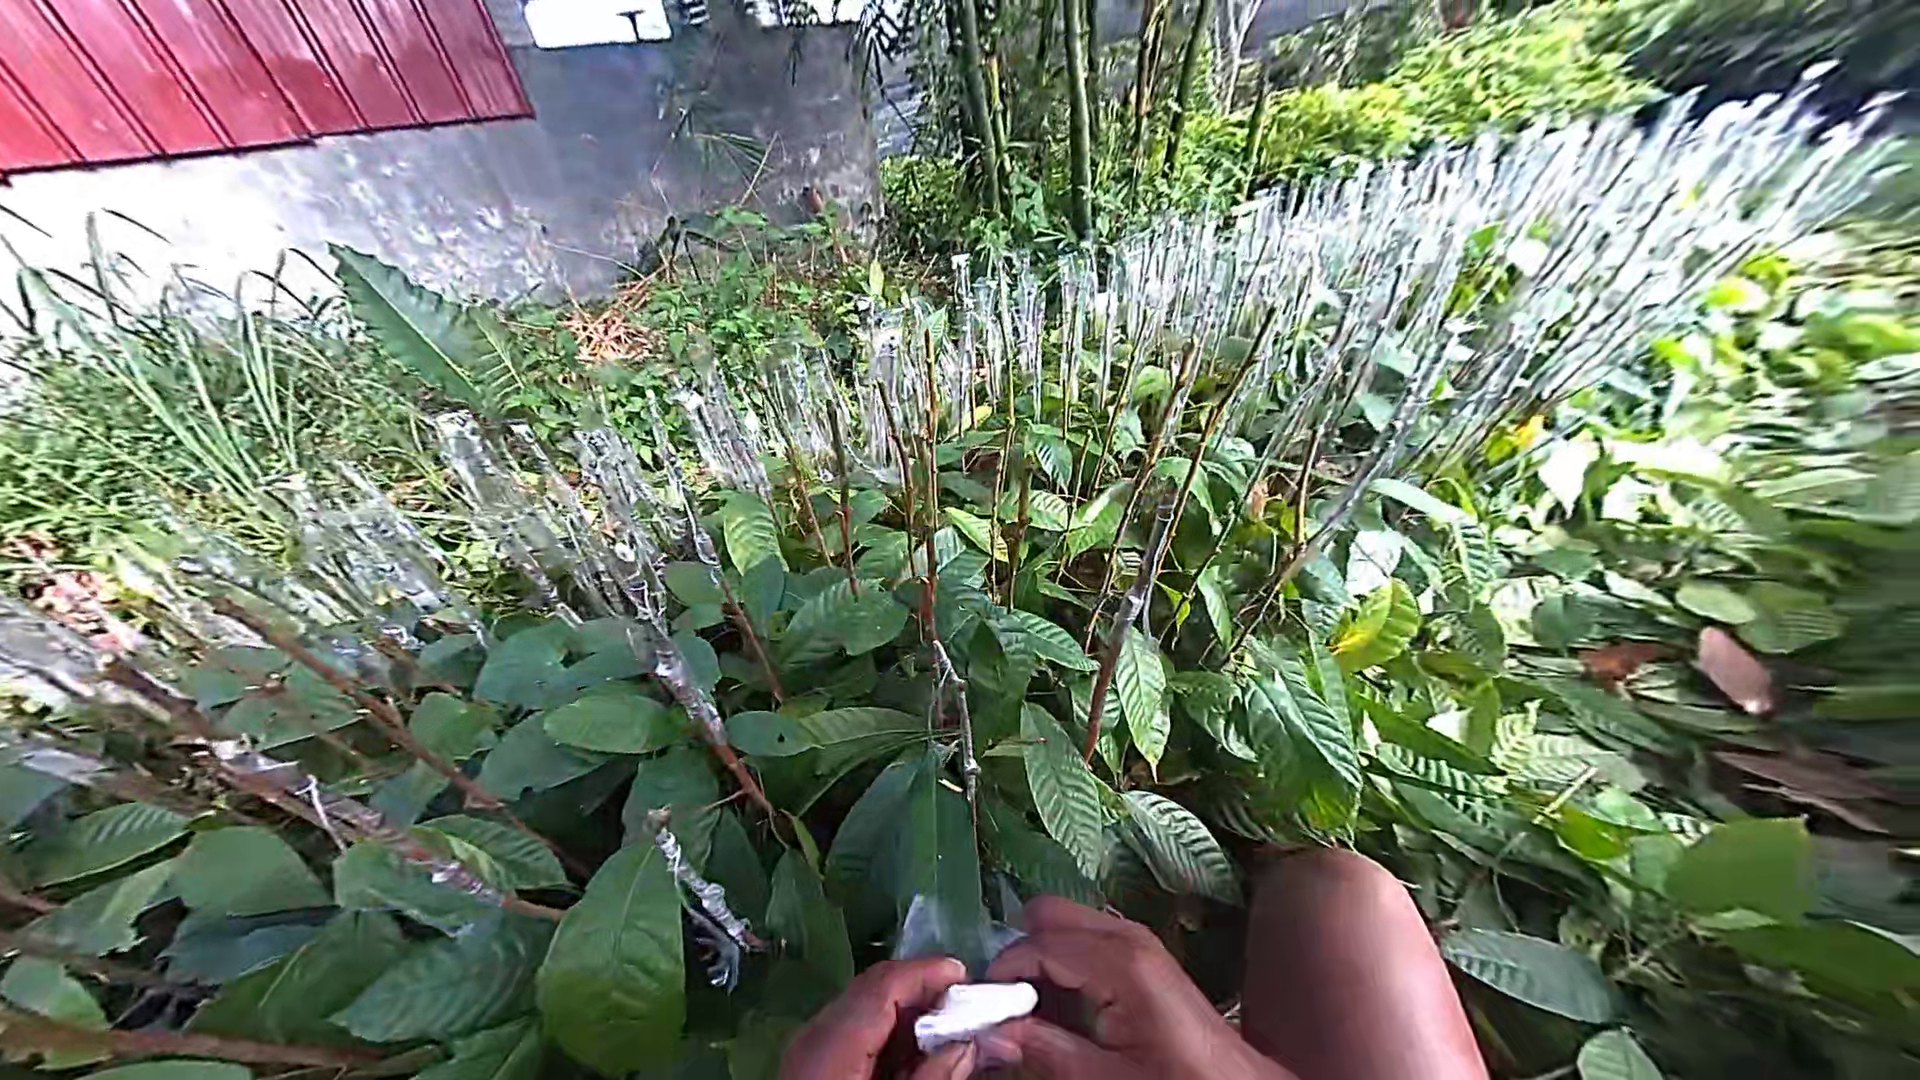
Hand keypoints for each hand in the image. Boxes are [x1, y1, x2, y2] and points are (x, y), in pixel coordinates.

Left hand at [780, 956, 977, 1079]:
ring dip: (906, 1011)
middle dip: (920, 990)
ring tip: (945, 1027)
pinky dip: (886, 1032)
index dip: (926, 972)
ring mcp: (808, 1049)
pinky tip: (912, 1052)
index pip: (884, 984)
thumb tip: (964, 1046)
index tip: (963, 973)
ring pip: (864, 1006)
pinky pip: (853, 1030)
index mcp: (830, 1044)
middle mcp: (814, 1035)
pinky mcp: (810, 1066)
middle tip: (961, 1002)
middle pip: (873, 989)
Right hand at [986, 897, 1298, 1079]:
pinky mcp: (1138, 947)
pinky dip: (1061, 957)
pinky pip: (1082, 933)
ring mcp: (1133, 935)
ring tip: (1030, 1007)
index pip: (1039, 946)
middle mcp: (1122, 932)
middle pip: (1048, 913)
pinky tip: (1062, 1003)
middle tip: (1008, 1004)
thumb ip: (1046, 1050)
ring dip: (1039, 954)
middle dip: (1020, 952)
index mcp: (1118, 961)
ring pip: (1063, 919)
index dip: (1003, 973)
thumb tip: (990, 1031)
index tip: (981, 1006)